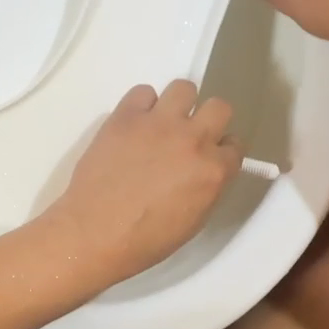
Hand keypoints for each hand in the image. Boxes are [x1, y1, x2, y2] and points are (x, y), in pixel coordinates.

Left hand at [39, 80, 242, 284]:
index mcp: (213, 171)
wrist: (94, 233)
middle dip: (208, 121)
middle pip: (219, 107)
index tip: (207, 158)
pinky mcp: (125, 116)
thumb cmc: (145, 240)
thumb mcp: (193, 221)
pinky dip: (141, 106)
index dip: (220, 151)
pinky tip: (133, 126)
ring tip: (160, 125)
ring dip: (177, 105)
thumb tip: (204, 170)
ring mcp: (158, 123)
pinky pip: (142, 92)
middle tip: (188, 137)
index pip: (234, 145)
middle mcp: (192, 139)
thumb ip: (207, 187)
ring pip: (184, 88)